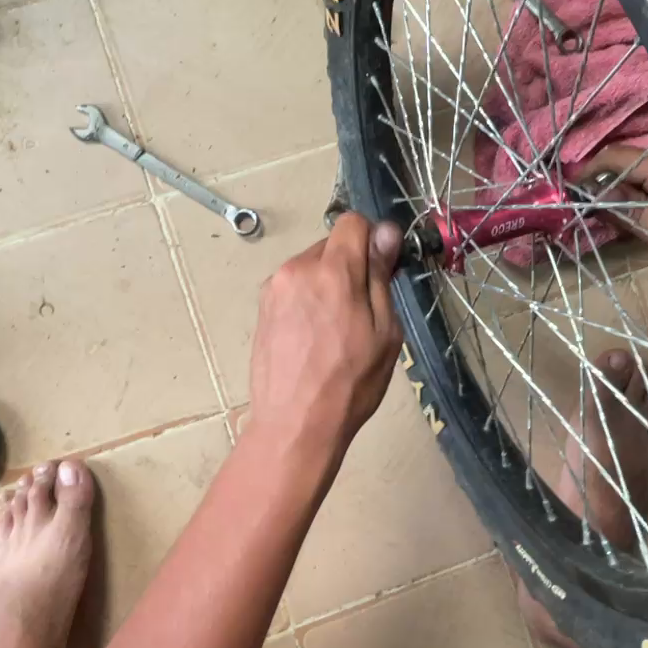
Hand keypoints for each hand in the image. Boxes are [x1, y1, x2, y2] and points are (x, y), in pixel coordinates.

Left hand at [248, 214, 405, 462]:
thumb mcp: (385, 331)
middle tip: (361, 309)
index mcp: (332, 271)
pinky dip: (307, 300)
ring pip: (311, 267)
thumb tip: (386, 234)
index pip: (353, 223)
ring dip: (326, 284)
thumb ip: (381, 277)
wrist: (295, 424)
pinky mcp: (261, 307)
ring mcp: (274, 287)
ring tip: (334, 329)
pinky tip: (312, 336)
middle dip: (349, 265)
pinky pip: (293, 287)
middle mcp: (297, 268)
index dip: (372, 240)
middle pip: (331, 245)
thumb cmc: (351, 382)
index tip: (381, 270)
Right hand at [587, 145, 647, 299]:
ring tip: (591, 216)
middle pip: (630, 167)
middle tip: (574, 206)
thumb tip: (594, 196)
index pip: (620, 157)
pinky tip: (618, 222)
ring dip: (616, 197)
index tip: (566, 187)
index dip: (590, 169)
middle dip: (600, 184)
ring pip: (642, 183)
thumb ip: (630, 213)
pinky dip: (634, 207)